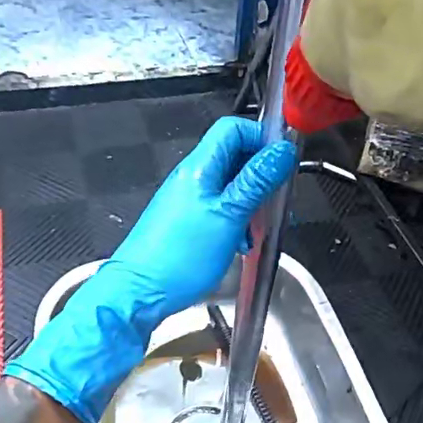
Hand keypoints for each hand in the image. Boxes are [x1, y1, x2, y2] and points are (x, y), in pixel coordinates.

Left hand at [6, 117, 295, 422]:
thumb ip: (256, 182)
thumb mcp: (229, 216)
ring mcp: (190, 200)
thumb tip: (280, 152)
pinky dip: (238, 221)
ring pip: (232, 186)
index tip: (282, 162)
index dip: (261, 139)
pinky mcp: (190, 221)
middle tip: (273, 199)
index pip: (234, 129)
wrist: (141, 293)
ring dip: (252, 203)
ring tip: (256, 227)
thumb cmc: (176, 258)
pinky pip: (222, 209)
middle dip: (262, 176)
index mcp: (199, 168)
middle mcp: (192, 178)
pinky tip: (240, 241)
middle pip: (236, 157)